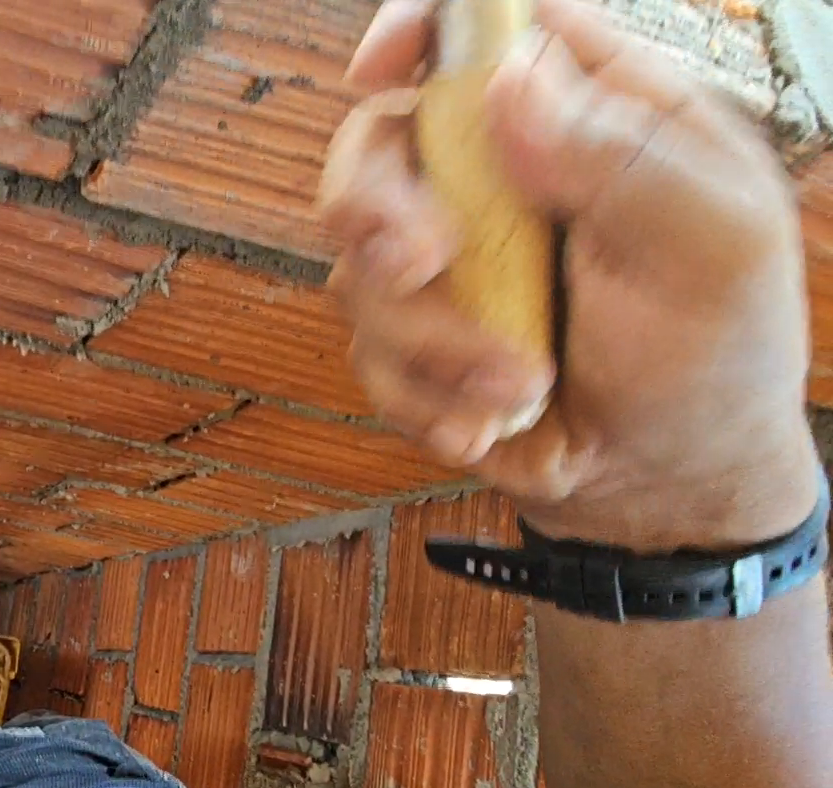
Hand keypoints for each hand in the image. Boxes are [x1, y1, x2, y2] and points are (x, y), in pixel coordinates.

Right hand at [319, 0, 820, 548]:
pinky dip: (422, 398)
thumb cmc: (709, 348)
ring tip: (517, 387)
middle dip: (374, 212)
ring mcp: (428, 271)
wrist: (651, 468)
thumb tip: (508, 86)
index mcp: (576, 123)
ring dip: (429, 342)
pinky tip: (483, 422)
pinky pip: (364, 360)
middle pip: (367, 155)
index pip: (478, 40)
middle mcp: (483, 187)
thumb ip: (625, 157)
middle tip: (420, 267)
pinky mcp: (396, 343)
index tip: (376, 68)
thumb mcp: (711, 244)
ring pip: (352, 275)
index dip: (415, 32)